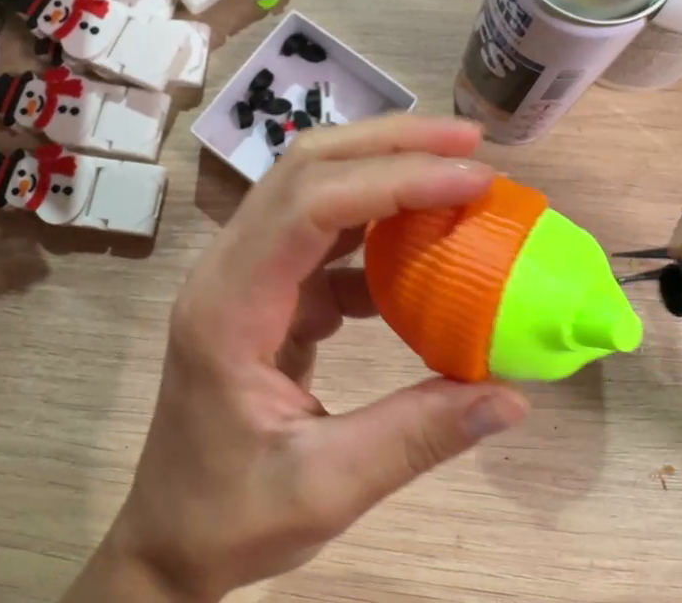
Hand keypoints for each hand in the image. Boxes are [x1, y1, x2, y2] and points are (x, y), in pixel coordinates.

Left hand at [68, 117, 529, 601]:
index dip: (393, 180)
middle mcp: (229, 270)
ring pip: (312, 189)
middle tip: (469, 143)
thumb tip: (512, 396)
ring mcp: (245, 276)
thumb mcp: (326, 488)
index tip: (472, 180)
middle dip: (389, 144)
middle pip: (305, 170)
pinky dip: (378, 226)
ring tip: (456, 171)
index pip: (310, 206)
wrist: (169, 538)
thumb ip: (417, 437)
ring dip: (383, 171)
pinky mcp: (266, 293)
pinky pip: (323, 237)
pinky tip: (426, 240)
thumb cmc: (230, 516)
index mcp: (229, 306)